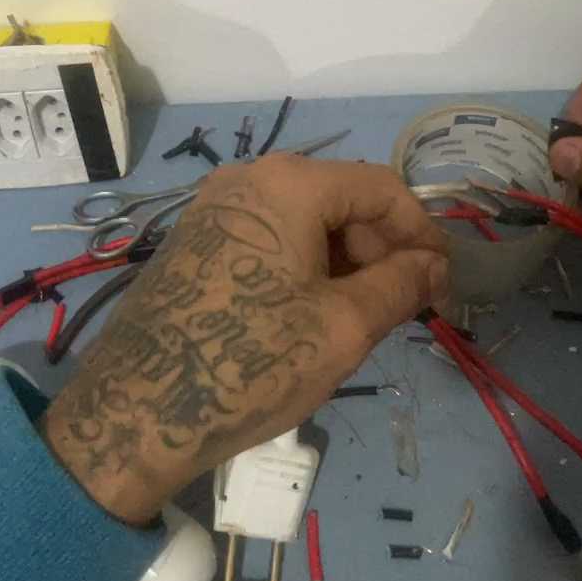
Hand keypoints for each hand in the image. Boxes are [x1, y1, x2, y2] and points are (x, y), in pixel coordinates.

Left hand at [40, 156, 448, 524]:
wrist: (139, 404)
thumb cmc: (253, 360)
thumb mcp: (344, 326)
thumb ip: (401, 285)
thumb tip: (434, 265)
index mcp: (290, 182)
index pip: (381, 188)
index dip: (421, 232)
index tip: (441, 283)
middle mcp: (249, 176)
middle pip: (340, 197)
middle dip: (380, 248)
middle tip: (401, 305)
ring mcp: (216, 204)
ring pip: (304, 216)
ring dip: (343, 258)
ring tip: (358, 315)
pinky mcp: (197, 234)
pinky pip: (269, 233)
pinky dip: (303, 261)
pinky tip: (309, 309)